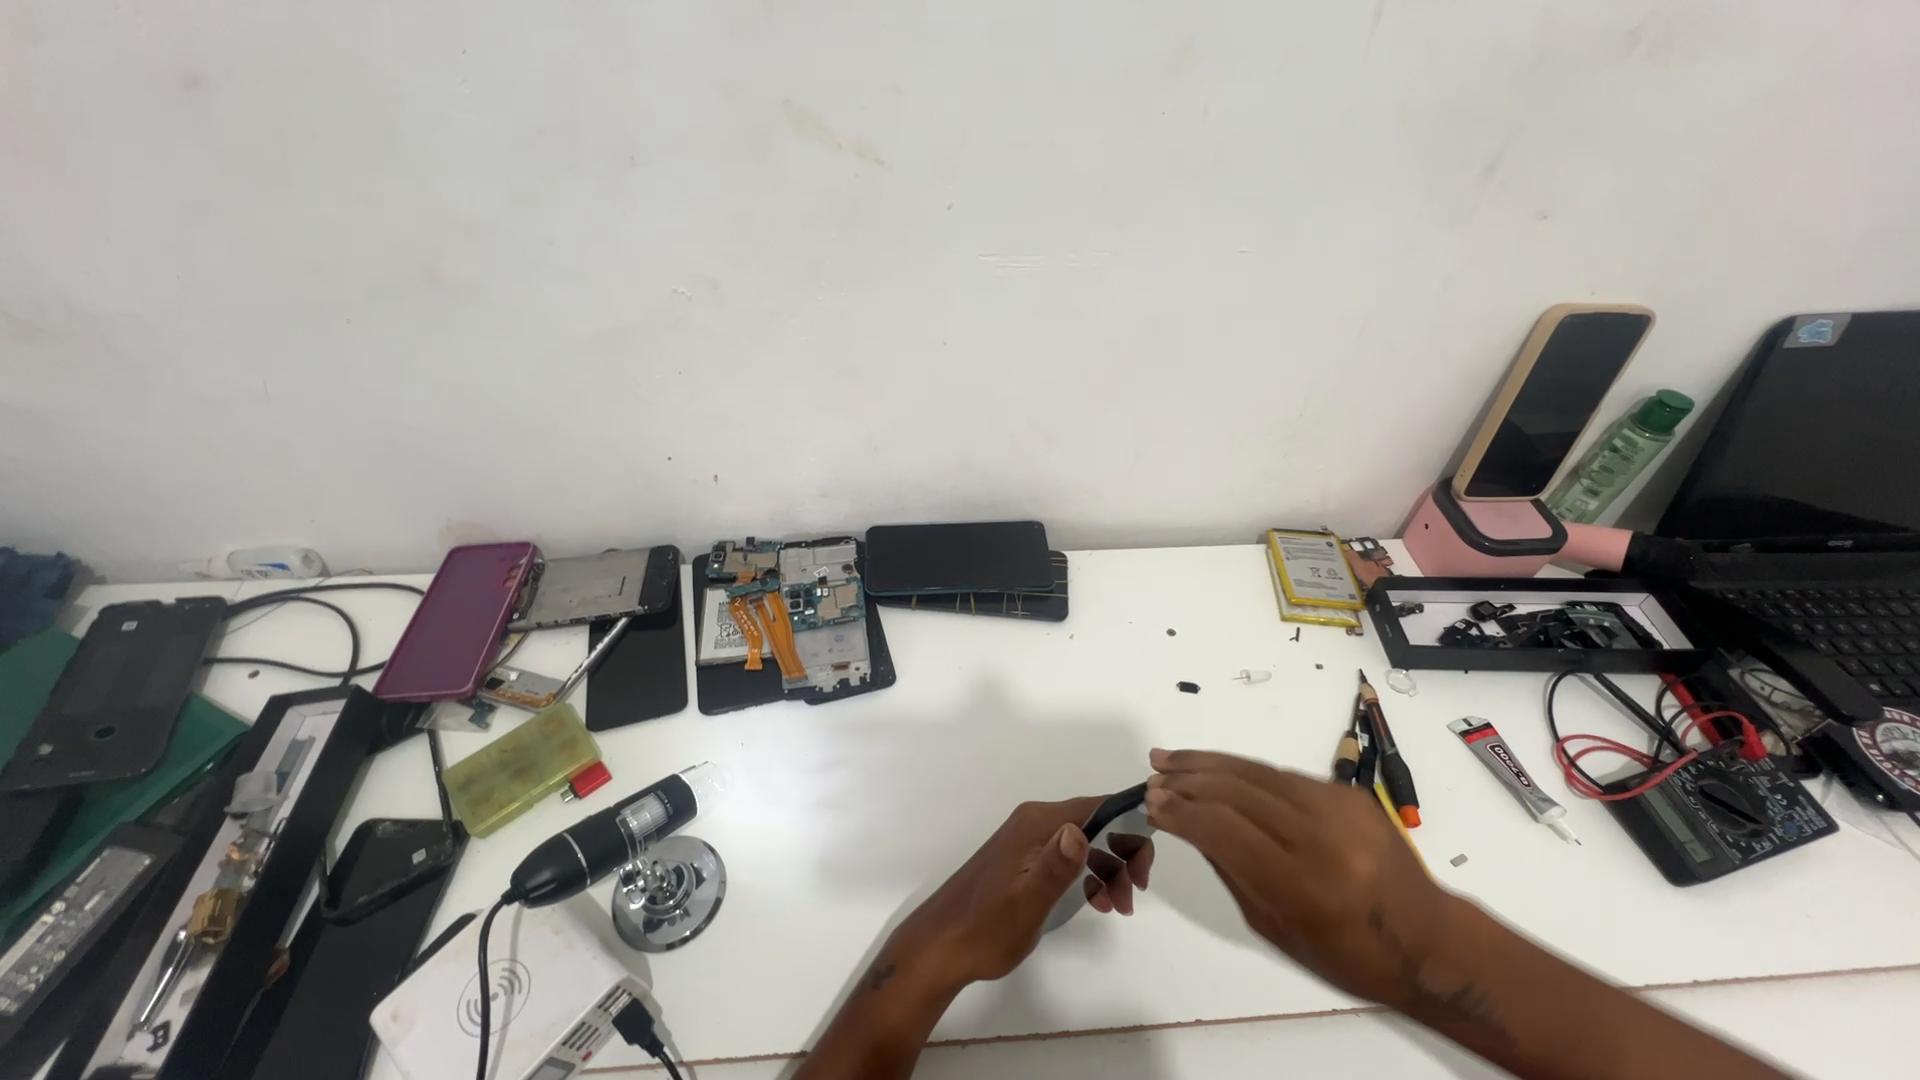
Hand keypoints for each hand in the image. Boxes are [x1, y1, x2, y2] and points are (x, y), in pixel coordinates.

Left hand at [886, 796, 1154, 993]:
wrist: (942, 946)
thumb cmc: (987, 928)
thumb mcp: (1027, 903)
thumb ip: (1055, 866)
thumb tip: (1079, 830)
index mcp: (1038, 823)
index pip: (1098, 808)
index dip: (1129, 830)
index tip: (1143, 870)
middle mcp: (1034, 821)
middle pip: (1095, 822)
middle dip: (1122, 855)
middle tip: (1131, 898)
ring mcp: (1028, 839)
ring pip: (1085, 840)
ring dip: (1109, 868)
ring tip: (1116, 907)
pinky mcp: (1025, 857)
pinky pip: (1068, 855)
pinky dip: (1088, 874)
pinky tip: (1094, 901)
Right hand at [1145, 748, 1459, 1007]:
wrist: (1429, 939)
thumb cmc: (1348, 953)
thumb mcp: (1274, 925)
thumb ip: (1230, 867)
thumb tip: (1189, 823)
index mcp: (1300, 882)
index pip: (1222, 828)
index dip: (1180, 812)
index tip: (1151, 805)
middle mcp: (1320, 836)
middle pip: (1235, 790)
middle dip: (1187, 781)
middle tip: (1154, 776)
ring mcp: (1339, 808)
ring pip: (1257, 771)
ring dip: (1208, 763)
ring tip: (1171, 760)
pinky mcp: (1349, 794)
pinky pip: (1283, 776)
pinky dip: (1245, 773)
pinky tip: (1219, 772)